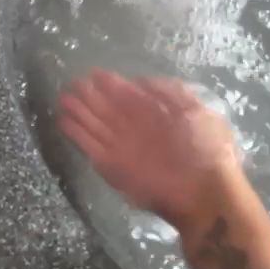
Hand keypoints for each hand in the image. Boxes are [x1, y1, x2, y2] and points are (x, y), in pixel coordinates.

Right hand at [59, 69, 242, 230]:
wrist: (204, 195)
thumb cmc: (206, 150)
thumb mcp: (196, 111)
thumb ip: (170, 92)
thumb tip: (141, 80)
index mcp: (155, 116)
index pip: (127, 95)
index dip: (111, 84)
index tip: (94, 73)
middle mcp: (136, 130)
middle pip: (107, 109)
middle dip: (90, 96)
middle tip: (73, 83)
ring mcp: (122, 148)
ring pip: (94, 125)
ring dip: (79, 112)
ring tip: (63, 97)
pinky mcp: (111, 166)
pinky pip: (88, 146)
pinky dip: (75, 134)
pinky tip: (63, 120)